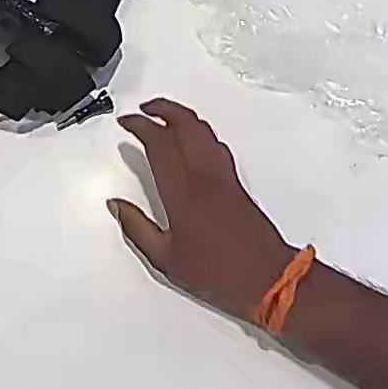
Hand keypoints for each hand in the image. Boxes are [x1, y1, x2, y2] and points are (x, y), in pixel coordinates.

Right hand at [110, 98, 299, 321]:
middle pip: (186, 126)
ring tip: (164, 115)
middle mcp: (205, 178)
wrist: (271, 279)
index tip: (127, 122)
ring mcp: (224, 177)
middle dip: (162, 109)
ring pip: (204, 131)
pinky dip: (198, 131)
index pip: (160, 144)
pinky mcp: (237, 182)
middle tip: (144, 109)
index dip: (141, 126)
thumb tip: (116, 205)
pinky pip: (215, 144)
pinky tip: (192, 137)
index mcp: (183, 195)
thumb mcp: (165, 259)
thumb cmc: (219, 274)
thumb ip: (136, 228)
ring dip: (181, 116)